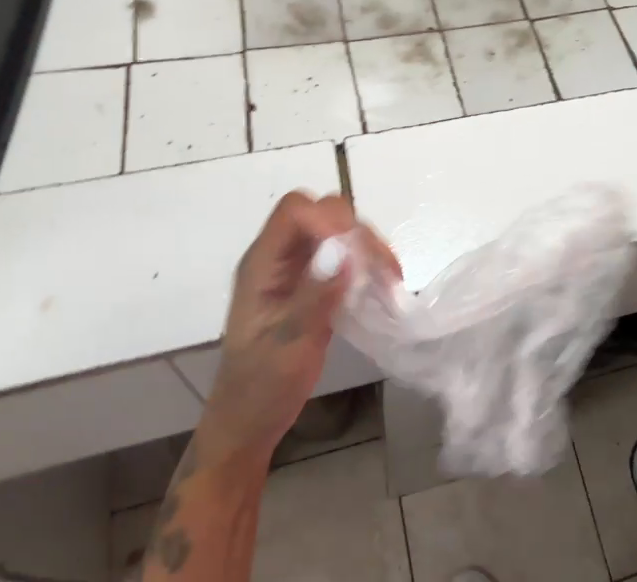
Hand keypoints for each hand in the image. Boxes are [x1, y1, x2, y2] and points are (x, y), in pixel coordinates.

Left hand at [205, 191, 399, 462]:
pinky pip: (340, 258)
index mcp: (261, 266)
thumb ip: (314, 296)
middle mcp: (277, 259)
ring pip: (335, 233)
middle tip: (384, 268)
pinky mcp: (310, 286)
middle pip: (319, 214)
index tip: (359, 252)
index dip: (329, 219)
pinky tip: (382, 289)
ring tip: (389, 280)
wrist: (247, 424)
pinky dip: (363, 266)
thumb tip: (342, 252)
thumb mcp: (290, 345)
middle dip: (355, 232)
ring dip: (364, 249)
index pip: (294, 212)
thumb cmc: (261, 388)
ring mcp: (294, 271)